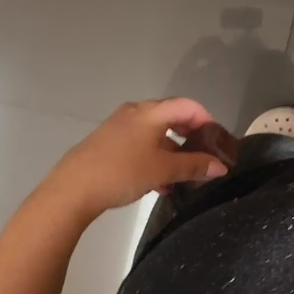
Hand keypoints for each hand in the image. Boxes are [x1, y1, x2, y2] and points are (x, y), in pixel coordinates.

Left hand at [34, 98, 229, 216]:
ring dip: (171, 150)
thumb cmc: (123, 172)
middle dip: (189, 136)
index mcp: (151, 112)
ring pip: (154, 132)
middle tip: (202, 155)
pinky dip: (154, 156)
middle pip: (171, 116)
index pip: (188, 105)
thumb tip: (221, 166)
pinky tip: (157, 182)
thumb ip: (195, 166)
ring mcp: (118, 126)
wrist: (72, 188)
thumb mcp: (164, 170)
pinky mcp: (107, 142)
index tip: (216, 141)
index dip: (207, 120)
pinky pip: (139, 143)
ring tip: (181, 174)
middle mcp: (135, 112)